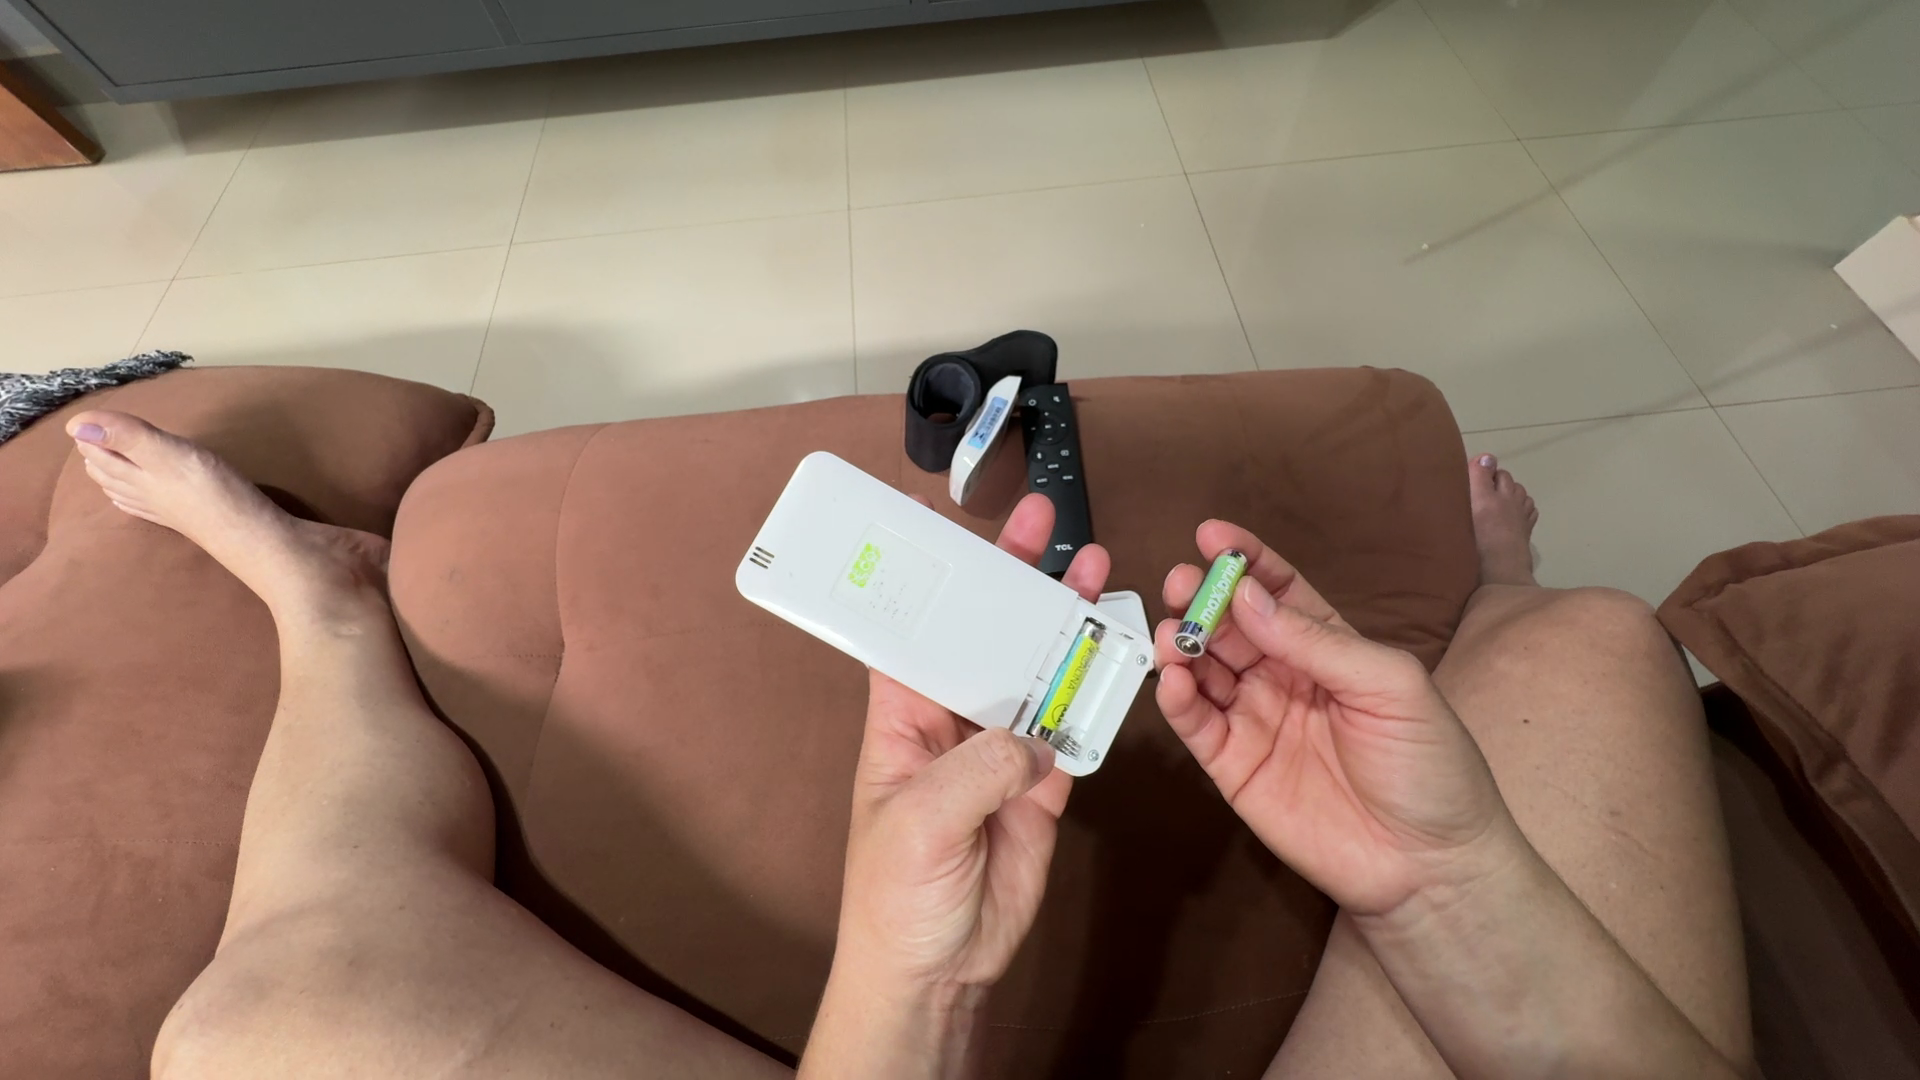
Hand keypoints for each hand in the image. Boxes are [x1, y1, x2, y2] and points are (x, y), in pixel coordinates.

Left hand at [801, 493, 1108, 1079]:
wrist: (940, 968)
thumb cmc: (894, 894)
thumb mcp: (920, 823)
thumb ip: (978, 769)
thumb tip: (1033, 738)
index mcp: (904, 712)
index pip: (914, 628)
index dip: (930, 577)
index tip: (942, 523)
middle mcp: (954, 714)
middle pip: (987, 631)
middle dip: (1013, 576)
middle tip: (1041, 522)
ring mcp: (1002, 742)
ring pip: (1038, 667)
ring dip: (1063, 621)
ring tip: (1091, 567)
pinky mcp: (1043, 775)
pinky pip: (1074, 722)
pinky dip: (1095, 691)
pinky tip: (1116, 649)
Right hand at [1155, 520, 1512, 917]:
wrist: (1428, 867)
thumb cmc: (1428, 765)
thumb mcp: (1391, 687)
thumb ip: (1317, 641)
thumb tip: (1247, 596)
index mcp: (1325, 648)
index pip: (1277, 591)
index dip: (1246, 560)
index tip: (1211, 534)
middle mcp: (1280, 675)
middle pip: (1228, 624)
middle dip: (1202, 598)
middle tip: (1180, 584)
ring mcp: (1251, 718)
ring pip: (1202, 668)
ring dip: (1181, 644)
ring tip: (1173, 635)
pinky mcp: (1228, 763)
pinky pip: (1194, 722)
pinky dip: (1175, 699)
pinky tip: (1173, 682)